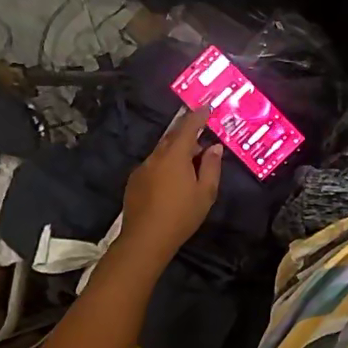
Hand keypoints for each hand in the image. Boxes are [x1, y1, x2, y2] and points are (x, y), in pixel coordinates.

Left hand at [120, 108, 222, 255]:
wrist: (145, 239)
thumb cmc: (181, 216)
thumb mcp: (205, 193)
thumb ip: (211, 167)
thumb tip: (214, 148)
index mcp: (175, 155)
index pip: (188, 126)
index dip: (198, 116)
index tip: (207, 108)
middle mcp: (156, 156)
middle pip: (173, 137)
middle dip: (188, 134)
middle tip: (202, 140)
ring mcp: (142, 168)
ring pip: (162, 151)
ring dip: (176, 151)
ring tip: (189, 165)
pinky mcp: (134, 181)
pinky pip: (153, 164)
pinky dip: (164, 165)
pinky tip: (171, 182)